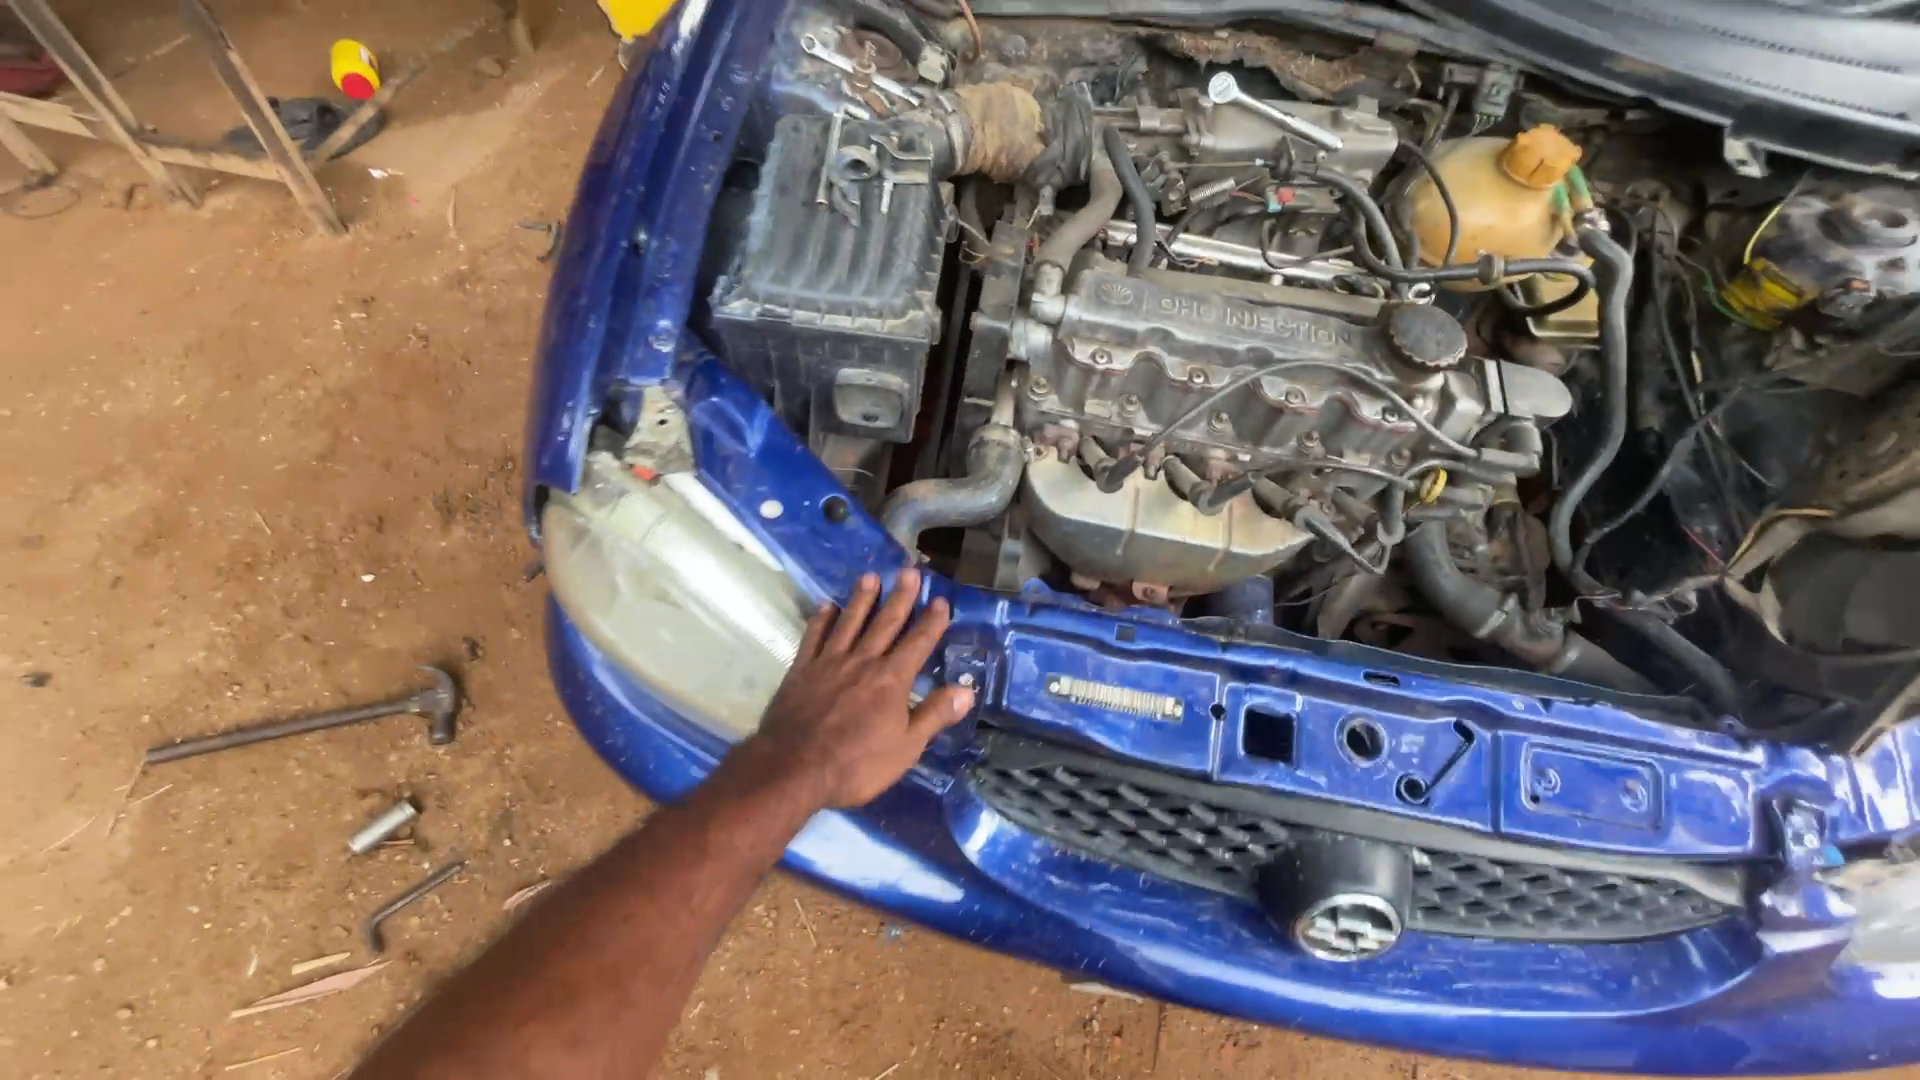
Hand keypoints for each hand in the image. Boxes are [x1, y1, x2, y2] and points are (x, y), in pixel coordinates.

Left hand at [736, 569, 972, 808]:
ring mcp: (829, 662)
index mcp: (891, 680)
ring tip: (870, 576)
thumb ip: (934, 715)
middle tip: (909, 571)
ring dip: (861, 599)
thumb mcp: (906, 748)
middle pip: (884, 623)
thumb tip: (967, 690)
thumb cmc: (856, 764)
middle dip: (900, 597)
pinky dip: (821, 619)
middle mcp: (863, 661)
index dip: (931, 622)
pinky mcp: (802, 669)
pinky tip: (825, 605)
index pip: (918, 643)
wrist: (794, 768)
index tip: (941, 600)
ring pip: (849, 622)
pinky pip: (814, 636)